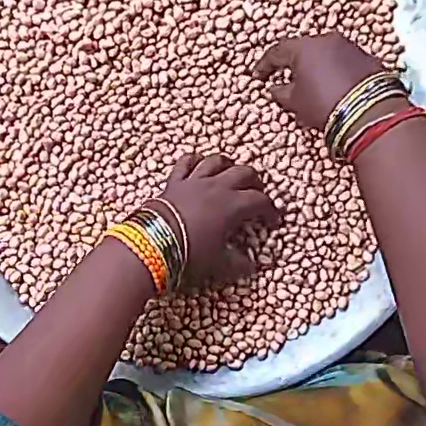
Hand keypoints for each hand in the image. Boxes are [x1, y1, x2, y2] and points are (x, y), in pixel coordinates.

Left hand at [155, 154, 280, 281]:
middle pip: (244, 173)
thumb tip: (250, 265)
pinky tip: (198, 163)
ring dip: (228, 165)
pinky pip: (186, 162)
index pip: (260, 201)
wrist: (153, 244)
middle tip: (257, 192)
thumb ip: (237, 262)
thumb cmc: (190, 254)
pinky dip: (194, 160)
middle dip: (255, 182)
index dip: (270, 210)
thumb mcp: (219, 263)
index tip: (272, 220)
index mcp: (233, 205)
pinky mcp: (174, 182)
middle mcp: (217, 187)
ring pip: (216, 161)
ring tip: (232, 172)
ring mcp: (194, 181)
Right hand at [251, 34, 386, 131]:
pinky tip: (331, 87)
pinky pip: (342, 62)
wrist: (370, 112)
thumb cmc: (324, 104)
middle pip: (304, 50)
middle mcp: (327, 40)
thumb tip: (275, 88)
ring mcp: (350, 47)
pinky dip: (333, 72)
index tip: (258, 76)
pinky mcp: (367, 58)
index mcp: (304, 48)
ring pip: (325, 54)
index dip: (265, 65)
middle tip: (285, 79)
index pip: (277, 51)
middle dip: (293, 64)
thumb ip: (281, 92)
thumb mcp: (295, 102)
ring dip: (315, 68)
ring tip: (310, 85)